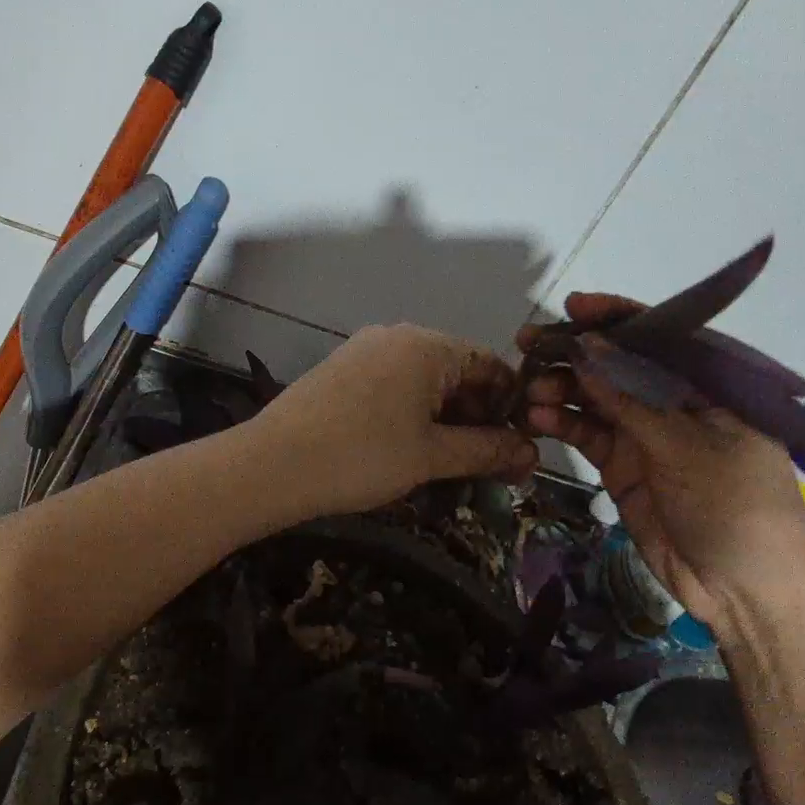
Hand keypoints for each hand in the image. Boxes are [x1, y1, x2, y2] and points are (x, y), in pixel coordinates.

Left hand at [244, 324, 538, 519]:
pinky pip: (394, 386)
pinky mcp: (342, 370)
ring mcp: (365, 350)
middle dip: (479, 418)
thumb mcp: (431, 456)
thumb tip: (531, 452)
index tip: (520, 450)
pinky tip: (411, 452)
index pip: (490, 365)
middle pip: (458, 372)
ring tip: (453, 467)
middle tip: (493, 468)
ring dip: (447, 420)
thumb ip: (486, 450)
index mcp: (427, 345)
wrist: (272, 464)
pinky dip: (413, 414)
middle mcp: (397, 336)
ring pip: (425, 382)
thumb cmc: (361, 456)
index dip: (511, 407)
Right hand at [516, 294, 804, 626]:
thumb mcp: (687, 446)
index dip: (617, 318)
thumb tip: (586, 348)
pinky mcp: (621, 464)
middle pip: (618, 364)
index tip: (572, 307)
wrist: (743, 591)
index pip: (662, 337)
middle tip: (528, 344)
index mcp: (710, 387)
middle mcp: (674, 401)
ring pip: (594, 396)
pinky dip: (561, 423)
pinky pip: (586, 432)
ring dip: (560, 388)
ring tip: (527, 389)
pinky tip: (535, 418)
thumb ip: (632, 399)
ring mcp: (645, 433)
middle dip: (575, 352)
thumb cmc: (736, 506)